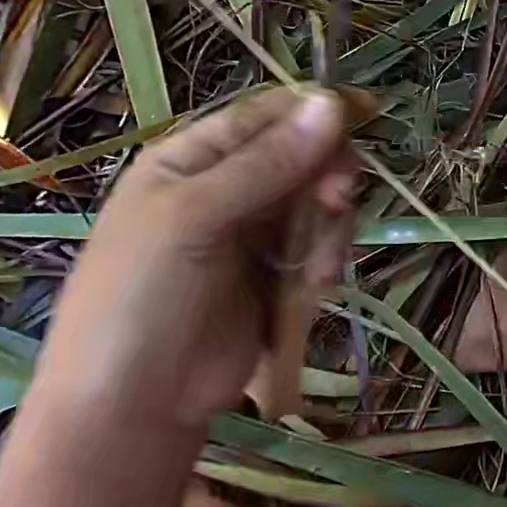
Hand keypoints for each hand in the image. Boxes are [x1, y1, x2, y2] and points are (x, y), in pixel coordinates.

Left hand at [29, 88, 355, 429]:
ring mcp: (257, 235)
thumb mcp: (196, 219)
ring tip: (319, 268)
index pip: (266, 115)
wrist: (137, 402)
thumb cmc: (143, 297)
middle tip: (338, 201)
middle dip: (327, 178)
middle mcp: (228, 190)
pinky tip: (316, 285)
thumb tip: (332, 104)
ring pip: (320, 207)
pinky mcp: (280, 275)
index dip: (317, 111)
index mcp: (192, 160)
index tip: (368, 115)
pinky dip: (327, 262)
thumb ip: (268, 164)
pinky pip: (322, 248)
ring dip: (330, 231)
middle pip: (304, 159)